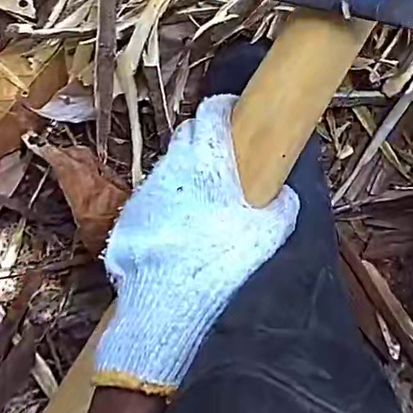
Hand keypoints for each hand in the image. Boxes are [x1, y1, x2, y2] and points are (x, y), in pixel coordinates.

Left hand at [93, 95, 298, 395]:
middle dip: (207, 138)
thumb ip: (281, 205)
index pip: (213, 109)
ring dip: (187, 171)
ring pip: (171, 162)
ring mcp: (148, 186)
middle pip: (189, 131)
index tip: (237, 112)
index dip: (226, 106)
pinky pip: (153, 193)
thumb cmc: (221, 264)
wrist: (164, 306)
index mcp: (208, 158)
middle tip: (224, 161)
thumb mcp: (268, 234)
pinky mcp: (130, 211)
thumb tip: (283, 193)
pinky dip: (168, 200)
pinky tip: (179, 228)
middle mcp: (174, 162)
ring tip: (203, 203)